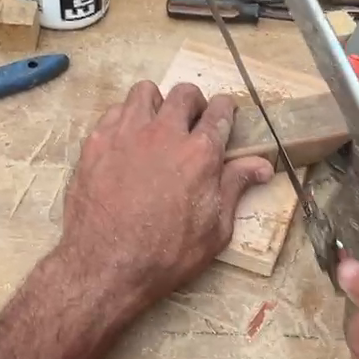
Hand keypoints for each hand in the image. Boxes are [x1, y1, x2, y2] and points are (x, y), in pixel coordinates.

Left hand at [60, 81, 274, 309]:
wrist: (107, 266)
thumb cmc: (167, 255)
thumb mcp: (216, 230)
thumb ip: (236, 187)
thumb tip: (262, 166)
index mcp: (200, 153)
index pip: (220, 112)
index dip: (226, 111)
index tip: (224, 117)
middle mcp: (165, 134)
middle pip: (185, 94)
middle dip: (194, 103)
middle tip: (192, 123)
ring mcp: (127, 134)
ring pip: (145, 92)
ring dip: (157, 104)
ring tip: (156, 126)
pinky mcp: (96, 142)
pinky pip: (114, 111)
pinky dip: (125, 119)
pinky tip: (126, 141)